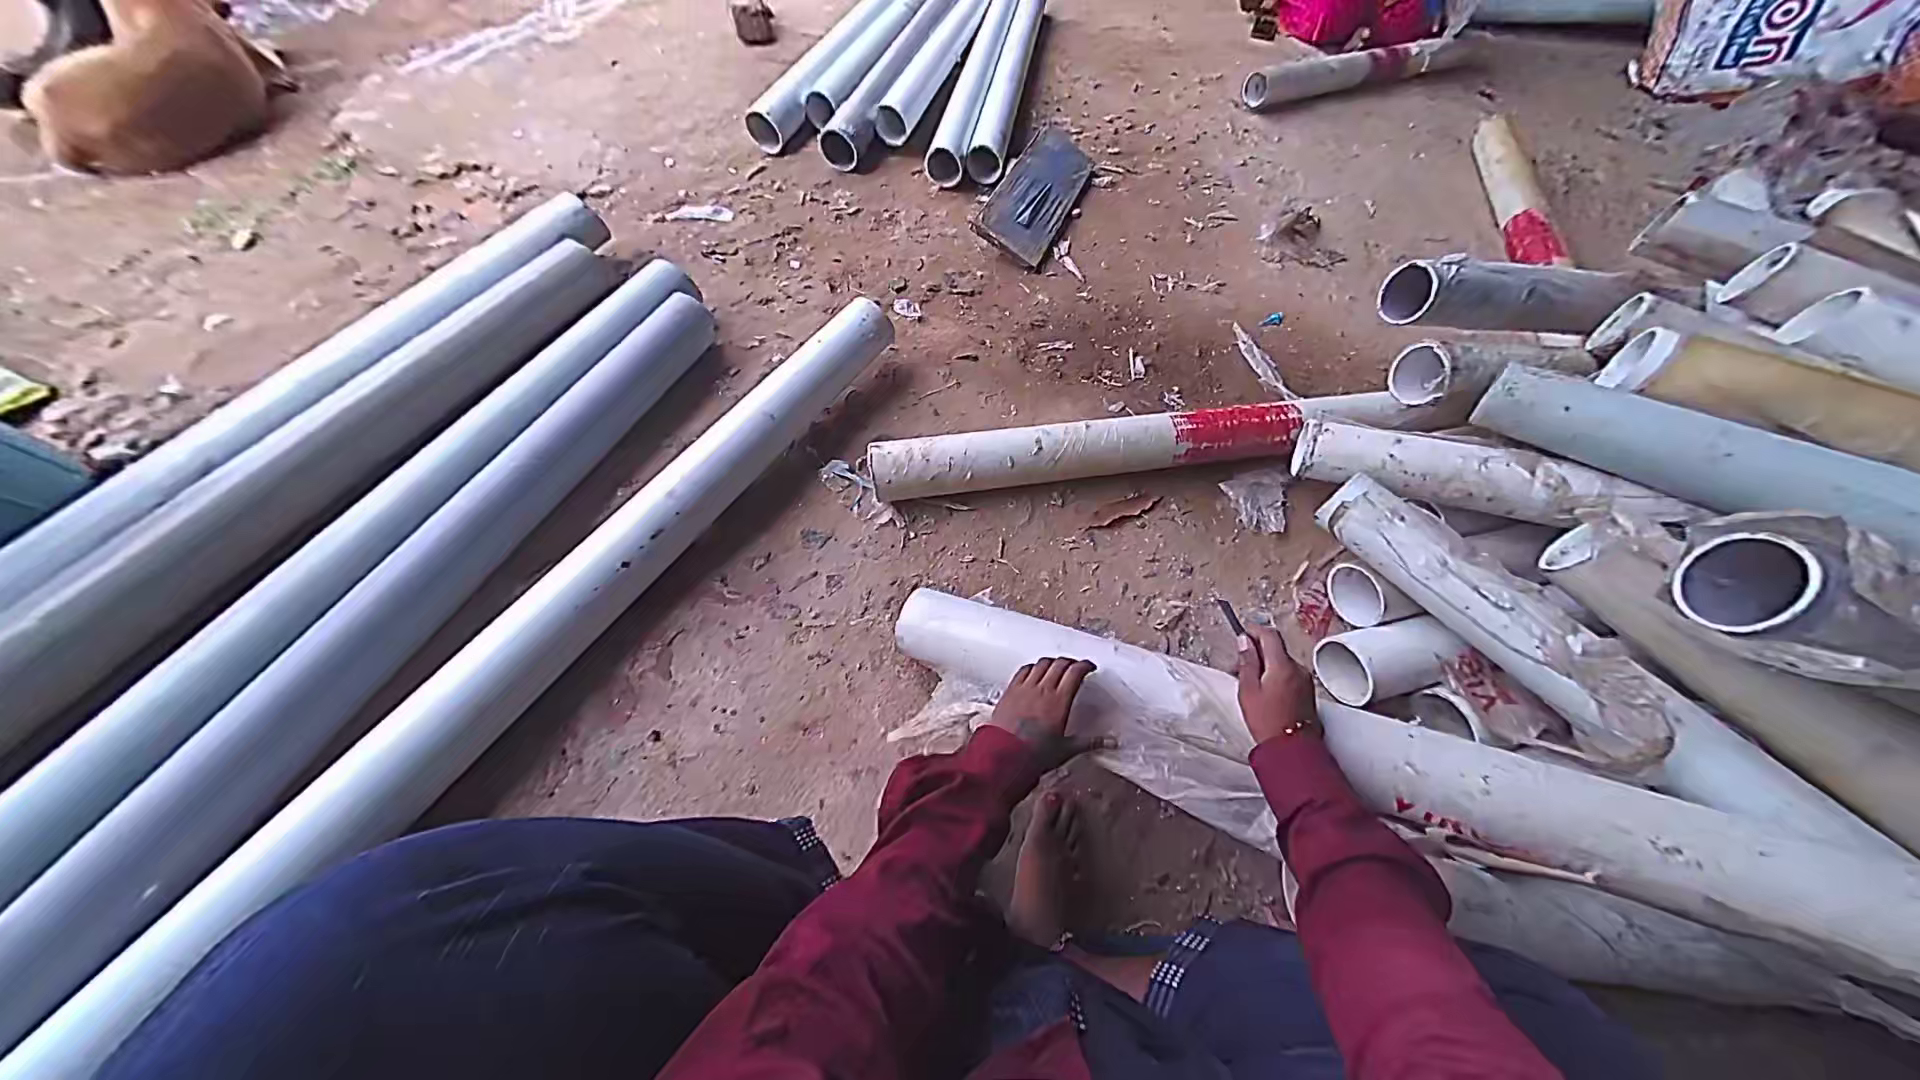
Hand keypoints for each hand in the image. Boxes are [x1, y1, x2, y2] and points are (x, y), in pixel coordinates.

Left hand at [986, 657, 1107, 776]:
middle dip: (1070, 662)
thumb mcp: (1066, 749)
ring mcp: (1025, 688)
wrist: (1003, 755)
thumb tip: (1109, 742)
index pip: (1075, 672)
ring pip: (1041, 664)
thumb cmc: (1034, 754)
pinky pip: (1023, 670)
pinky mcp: (1010, 690)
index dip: (1084, 665)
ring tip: (1057, 666)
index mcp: (1059, 701)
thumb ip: (1089, 742)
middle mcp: (1042, 690)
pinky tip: (1034, 671)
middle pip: (1059, 664)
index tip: (1089, 667)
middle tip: (1075, 667)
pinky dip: (1033, 667)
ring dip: (1052, 662)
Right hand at [1235, 625, 1317, 744]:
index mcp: (1282, 666)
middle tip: (1239, 663)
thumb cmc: (1268, 722)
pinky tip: (1264, 690)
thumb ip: (1247, 661)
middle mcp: (1298, 669)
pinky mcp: (1307, 691)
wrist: (1291, 748)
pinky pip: (1289, 674)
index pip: (1270, 635)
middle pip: (1276, 648)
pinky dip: (1276, 675)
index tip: (1242, 631)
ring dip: (1266, 664)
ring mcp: (1305, 680)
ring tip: (1250, 682)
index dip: (1254, 630)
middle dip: (1257, 651)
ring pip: (1282, 662)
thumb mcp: (1248, 689)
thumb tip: (1245, 641)